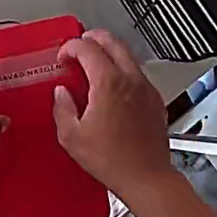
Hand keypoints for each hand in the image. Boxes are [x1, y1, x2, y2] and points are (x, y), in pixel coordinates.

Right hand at [54, 30, 173, 201]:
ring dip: (110, 54)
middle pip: (112, 41)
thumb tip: (61, 94)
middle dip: (93, 38)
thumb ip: (62, 109)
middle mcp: (131, 80)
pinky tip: (114, 89)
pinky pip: (139, 76)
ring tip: (95, 66)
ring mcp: (146, 90)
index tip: (64, 56)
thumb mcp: (72, 137)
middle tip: (80, 47)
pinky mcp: (155, 102)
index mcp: (108, 83)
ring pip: (128, 56)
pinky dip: (124, 73)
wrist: (145, 177)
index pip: (87, 48)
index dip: (70, 47)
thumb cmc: (113, 161)